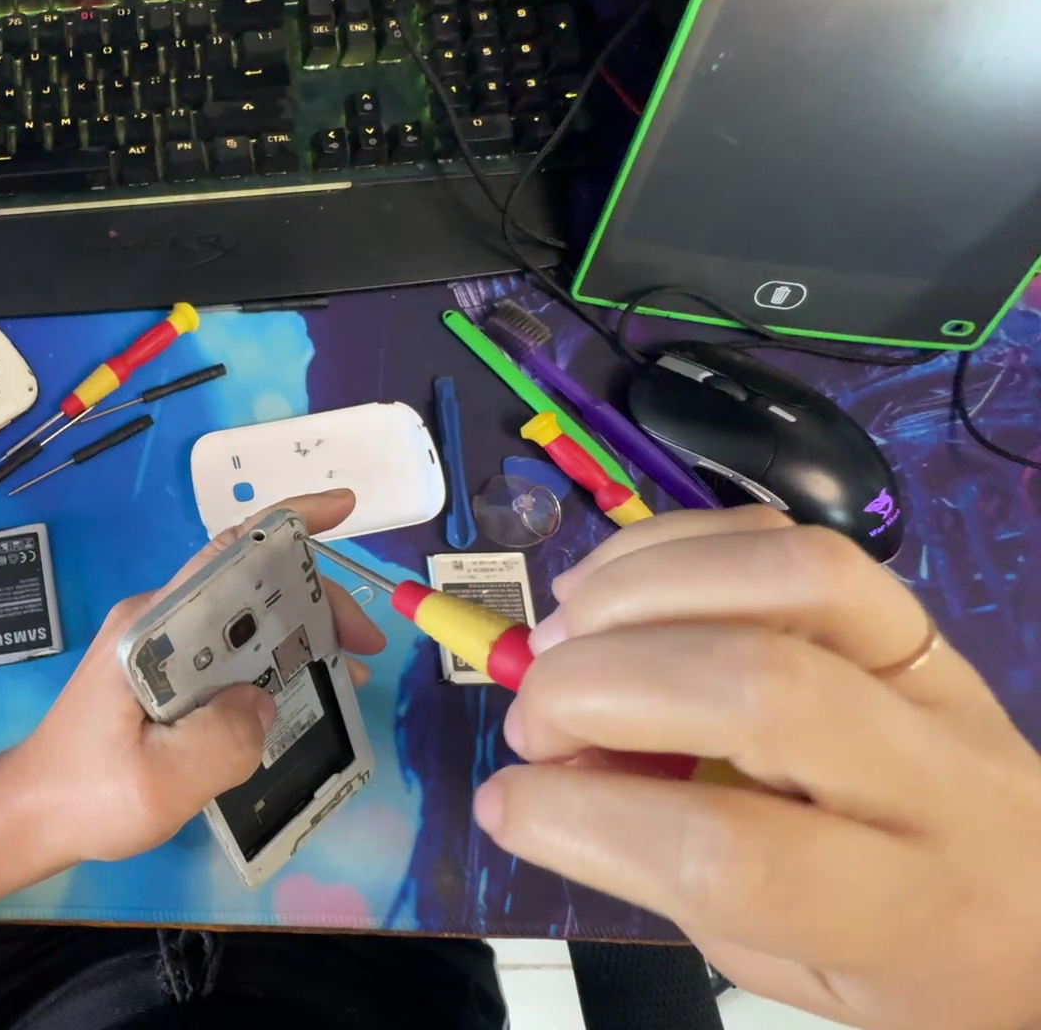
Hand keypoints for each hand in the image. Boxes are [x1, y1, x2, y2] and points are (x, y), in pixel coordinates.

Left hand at [10, 489, 386, 865]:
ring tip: (346, 670)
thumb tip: (265, 697)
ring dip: (295, 634)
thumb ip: (223, 740)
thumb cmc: (88, 793)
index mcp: (151, 627)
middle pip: (245, 586)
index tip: (341, 506)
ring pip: (239, 619)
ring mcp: (156, 644)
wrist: (33, 810)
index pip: (225, 555)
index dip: (285, 524)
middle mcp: (155, 620)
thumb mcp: (161, 781)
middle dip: (312, 601)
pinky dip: (269, 660)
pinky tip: (297, 688)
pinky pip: (224, 651)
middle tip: (367, 645)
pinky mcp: (159, 672)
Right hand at [474, 507, 1040, 1029]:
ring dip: (624, 596)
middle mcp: (943, 782)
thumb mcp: (767, 955)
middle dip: (586, 689)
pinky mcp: (906, 617)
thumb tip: (532, 770)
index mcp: (910, 913)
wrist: (1033, 905)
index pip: (729, 856)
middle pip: (752, 687)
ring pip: (785, 576)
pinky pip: (779, 538)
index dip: (577, 817)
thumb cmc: (878, 947)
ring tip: (559, 637)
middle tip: (533, 723)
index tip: (504, 804)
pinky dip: (656, 546)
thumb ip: (652, 864)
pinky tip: (598, 591)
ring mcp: (935, 678)